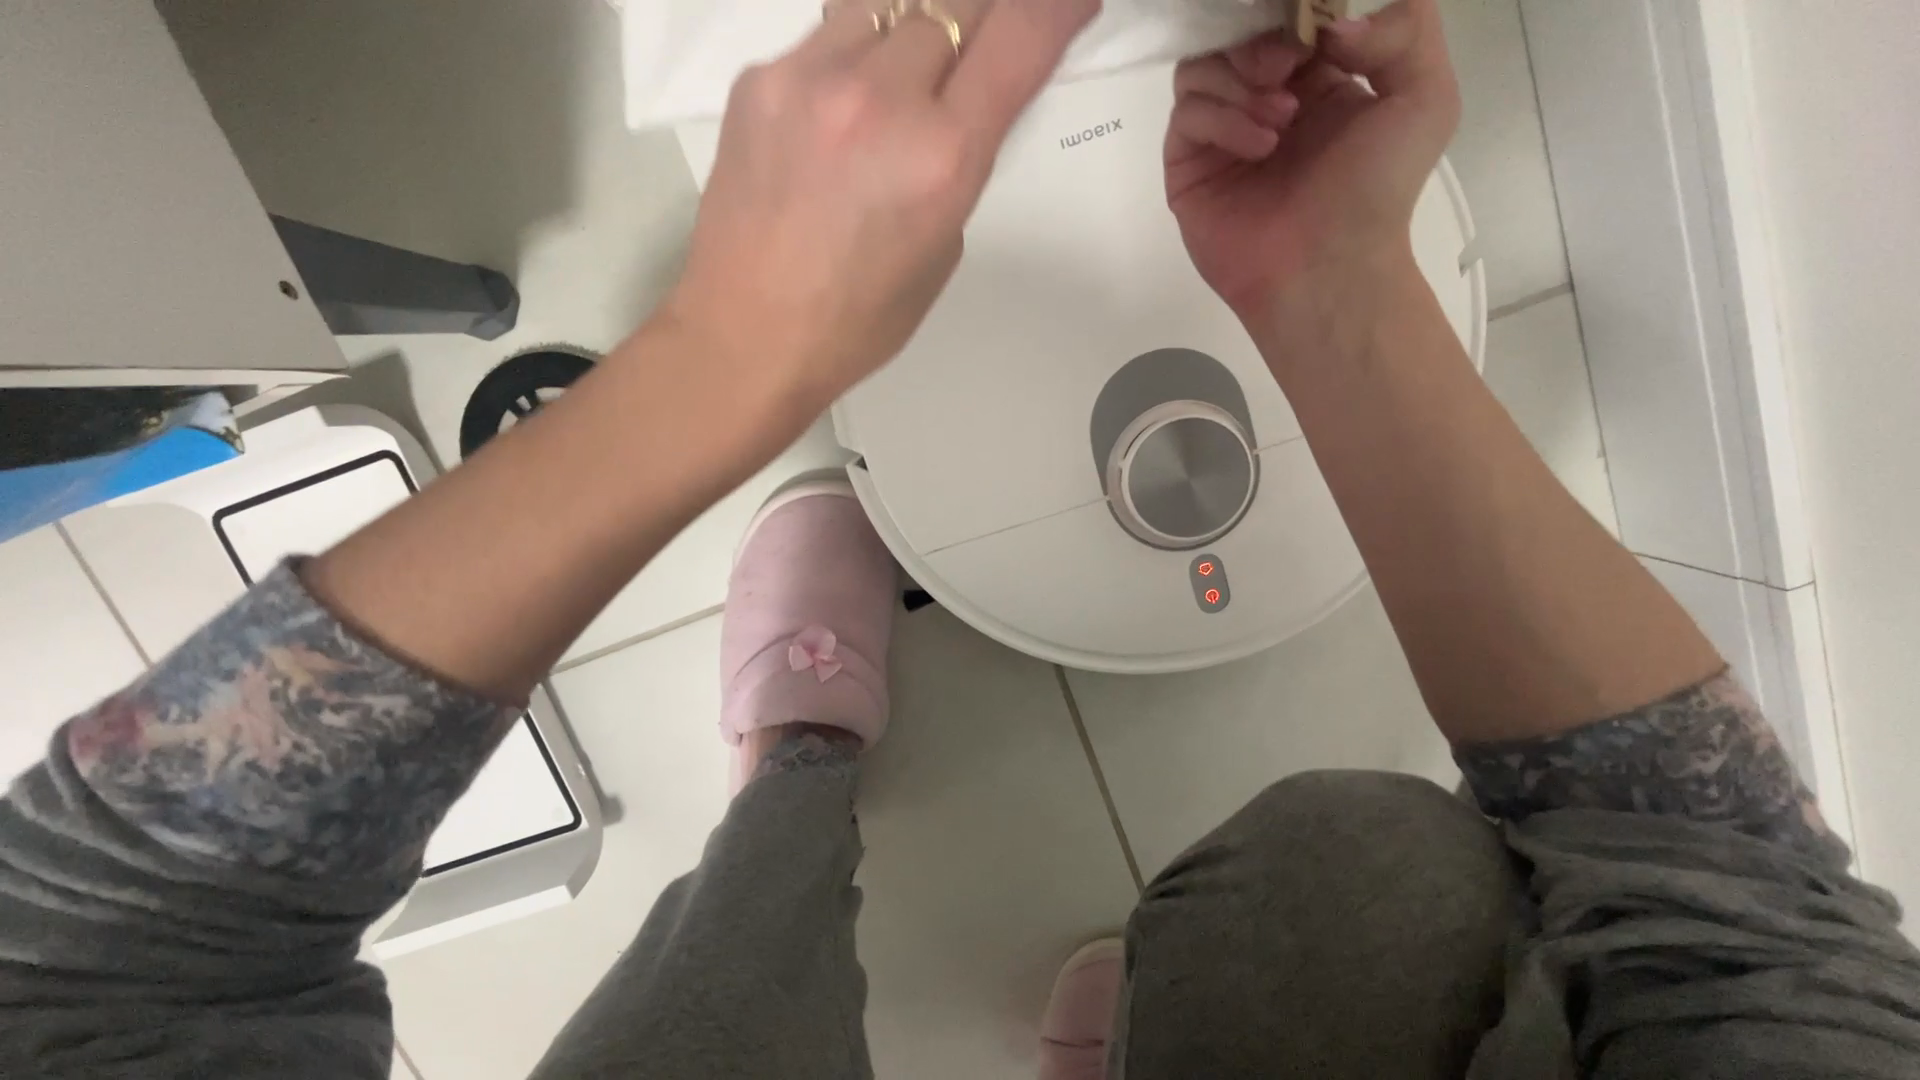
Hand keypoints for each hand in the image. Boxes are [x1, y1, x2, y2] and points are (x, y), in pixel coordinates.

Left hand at [666, 0, 1100, 414]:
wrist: (746, 337)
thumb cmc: (855, 320)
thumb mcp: (942, 249)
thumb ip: (958, 162)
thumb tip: (955, 103)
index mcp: (941, 157)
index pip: (1018, 36)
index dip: (1057, 4)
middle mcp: (878, 99)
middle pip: (957, 0)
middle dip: (986, 15)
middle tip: (987, 43)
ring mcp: (808, 77)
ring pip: (889, 3)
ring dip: (917, 28)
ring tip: (907, 79)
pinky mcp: (758, 78)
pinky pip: (827, 36)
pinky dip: (853, 58)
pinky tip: (842, 112)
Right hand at [1164, 0, 1459, 322]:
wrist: (1328, 267)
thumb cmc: (1377, 192)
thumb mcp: (1425, 97)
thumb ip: (1405, 27)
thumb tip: (1330, 23)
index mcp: (1318, 79)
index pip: (1284, 18)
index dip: (1290, 11)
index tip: (1309, 34)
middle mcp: (1264, 100)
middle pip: (1234, 34)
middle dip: (1261, 41)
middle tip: (1287, 70)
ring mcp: (1220, 135)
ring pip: (1201, 66)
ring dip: (1240, 81)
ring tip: (1279, 122)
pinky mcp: (1188, 166)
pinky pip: (1186, 114)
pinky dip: (1222, 118)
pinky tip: (1259, 148)